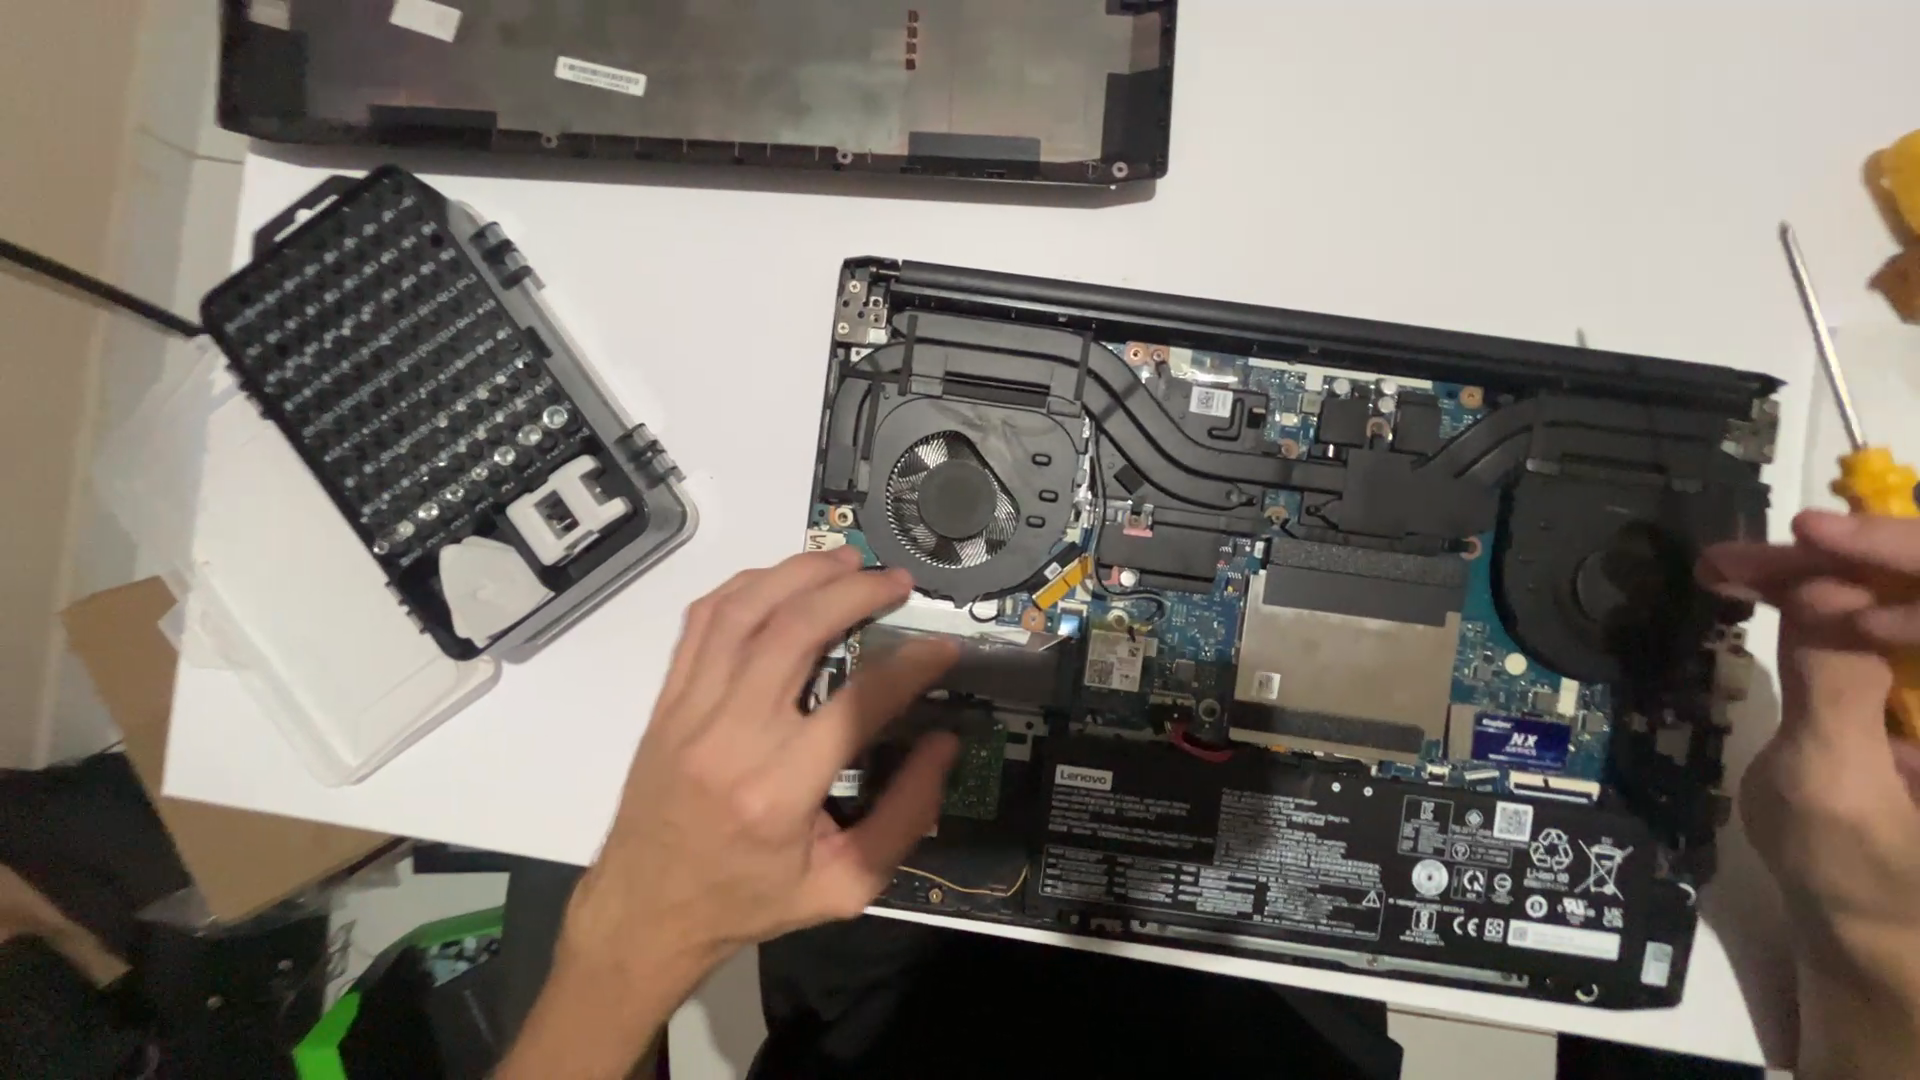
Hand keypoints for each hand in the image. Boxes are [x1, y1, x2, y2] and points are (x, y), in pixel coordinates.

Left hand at [567, 546, 959, 969]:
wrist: (642, 915)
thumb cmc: (749, 902)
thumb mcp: (844, 888)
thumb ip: (905, 817)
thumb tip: (945, 743)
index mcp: (779, 792)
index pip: (858, 703)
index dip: (911, 665)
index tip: (943, 646)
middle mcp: (730, 738)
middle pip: (795, 632)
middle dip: (855, 592)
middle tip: (895, 582)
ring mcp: (689, 711)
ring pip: (745, 611)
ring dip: (800, 573)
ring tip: (846, 561)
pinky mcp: (666, 700)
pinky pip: (703, 621)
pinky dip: (746, 586)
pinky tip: (782, 578)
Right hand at [1699, 510, 1919, 1074]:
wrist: (1877, 923)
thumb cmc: (1859, 874)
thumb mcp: (1833, 787)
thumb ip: (1834, 686)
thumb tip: (1825, 588)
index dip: (1908, 556)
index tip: (1811, 537)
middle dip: (1853, 554)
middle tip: (1743, 553)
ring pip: (1910, 592)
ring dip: (1825, 568)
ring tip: (1731, 565)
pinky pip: (1888, 613)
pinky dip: (1824, 590)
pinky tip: (1763, 584)